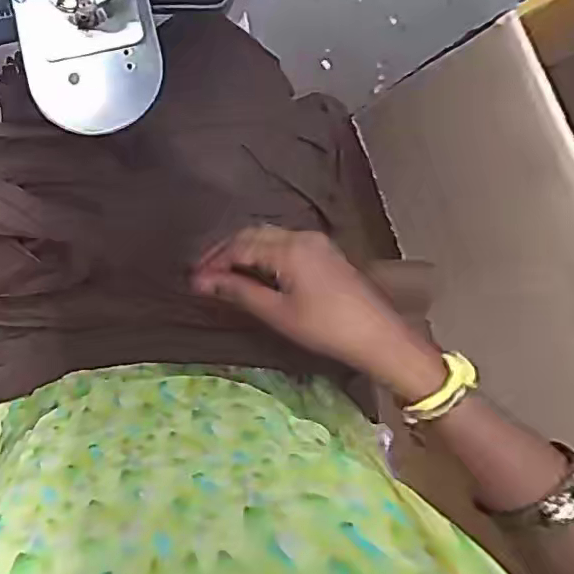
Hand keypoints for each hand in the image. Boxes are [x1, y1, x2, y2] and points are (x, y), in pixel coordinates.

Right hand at [192, 225, 445, 399]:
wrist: (380, 338)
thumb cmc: (326, 328)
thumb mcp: (277, 312)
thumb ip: (239, 292)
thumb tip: (204, 282)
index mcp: (289, 248)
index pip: (239, 247)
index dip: (213, 263)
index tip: (193, 280)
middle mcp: (301, 237)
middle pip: (251, 235)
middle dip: (224, 252)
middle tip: (202, 273)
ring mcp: (315, 243)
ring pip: (267, 237)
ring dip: (241, 251)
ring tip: (222, 272)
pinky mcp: (324, 253)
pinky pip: (282, 243)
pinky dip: (260, 253)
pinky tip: (252, 271)